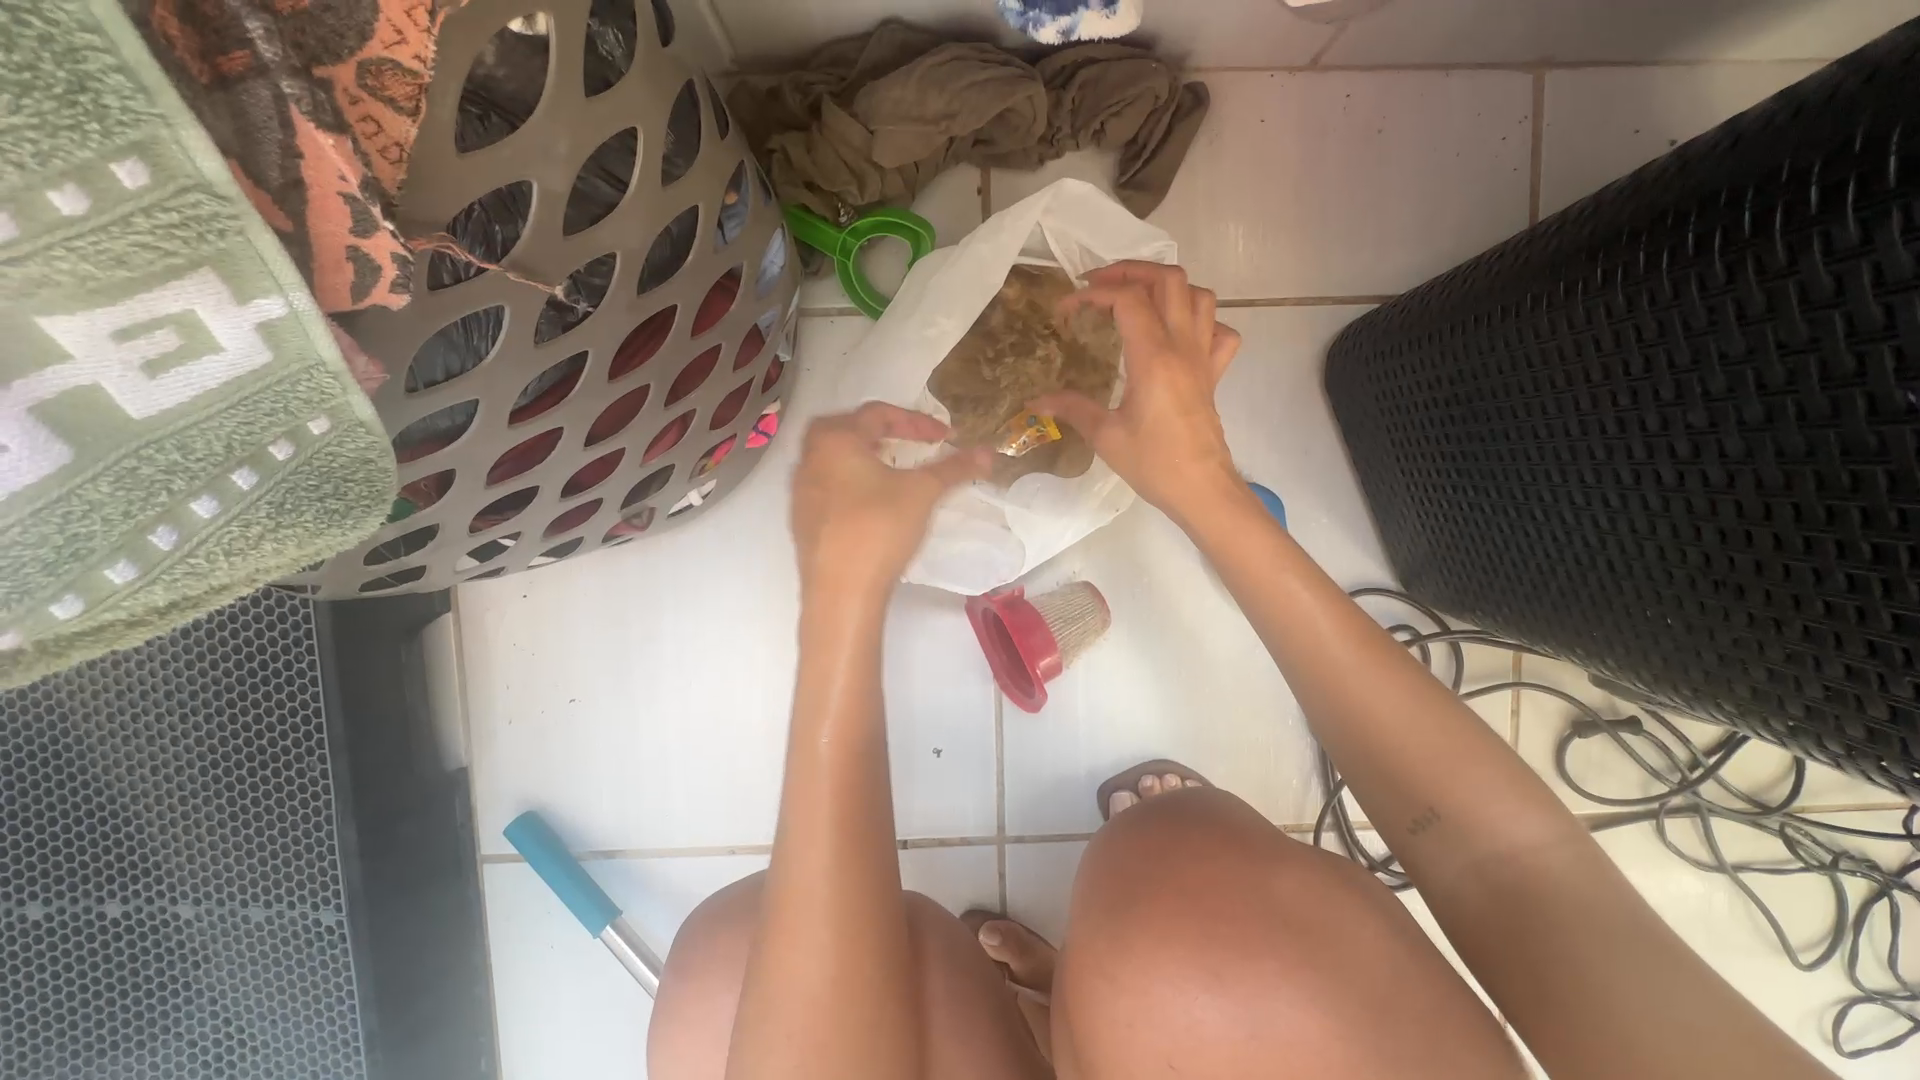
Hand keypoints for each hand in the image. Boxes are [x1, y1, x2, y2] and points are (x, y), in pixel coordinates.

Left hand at [791, 402, 992, 599]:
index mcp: (835, 440)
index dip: (916, 421)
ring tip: (892, 470)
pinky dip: (851, 482)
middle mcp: (810, 458)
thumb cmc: (879, 529)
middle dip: (881, 431)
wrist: (841, 591)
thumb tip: (988, 452)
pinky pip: (827, 486)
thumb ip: (954, 468)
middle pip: (846, 428)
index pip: (878, 414)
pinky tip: (872, 503)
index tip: (945, 436)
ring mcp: (801, 490)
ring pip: (833, 458)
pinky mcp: (801, 520)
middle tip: (908, 442)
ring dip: (864, 456)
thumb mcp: (923, 493)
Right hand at [1032, 261, 1244, 524]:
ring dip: (1167, 287)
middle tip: (1100, 286)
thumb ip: (1072, 408)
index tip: (1068, 309)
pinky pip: (1220, 331)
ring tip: (1137, 300)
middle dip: (1132, 271)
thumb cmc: (1154, 464)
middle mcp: (1183, 347)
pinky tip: (1177, 336)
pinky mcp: (1214, 374)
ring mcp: (1204, 358)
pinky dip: (1201, 321)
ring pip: (1199, 296)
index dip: (1094, 293)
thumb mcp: (1105, 436)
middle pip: (1169, 279)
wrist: (1203, 490)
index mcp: (1153, 357)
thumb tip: (1036, 400)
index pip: (1128, 298)